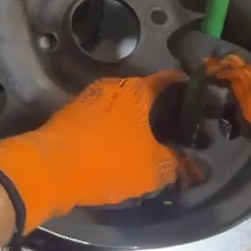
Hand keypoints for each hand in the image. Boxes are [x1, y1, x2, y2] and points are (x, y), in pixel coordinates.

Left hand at [0, 73, 194, 234]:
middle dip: (164, 116)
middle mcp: (110, 87)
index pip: (170, 81)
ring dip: (139, 128)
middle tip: (181, 137)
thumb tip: (196, 168)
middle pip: (146, 97)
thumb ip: (178, 165)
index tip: (203, 108)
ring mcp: (88, 101)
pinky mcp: (72, 119)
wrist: (47, 169)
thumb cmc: (106, 160)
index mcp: (134, 89)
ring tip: (156, 151)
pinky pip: (105, 124)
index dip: (190, 93)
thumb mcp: (153, 168)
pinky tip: (126, 157)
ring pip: (124, 112)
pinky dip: (118, 136)